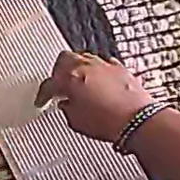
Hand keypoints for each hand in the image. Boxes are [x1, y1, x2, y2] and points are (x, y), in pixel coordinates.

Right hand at [36, 51, 153, 142]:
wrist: (137, 121)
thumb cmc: (108, 121)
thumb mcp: (76, 121)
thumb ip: (67, 108)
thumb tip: (67, 105)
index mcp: (70, 79)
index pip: (49, 83)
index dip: (43, 94)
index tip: (42, 100)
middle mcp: (87, 67)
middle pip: (65, 59)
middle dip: (59, 71)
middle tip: (58, 83)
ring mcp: (105, 66)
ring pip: (85, 57)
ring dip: (78, 68)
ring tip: (77, 82)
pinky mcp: (121, 69)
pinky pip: (105, 63)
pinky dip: (98, 71)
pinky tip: (99, 81)